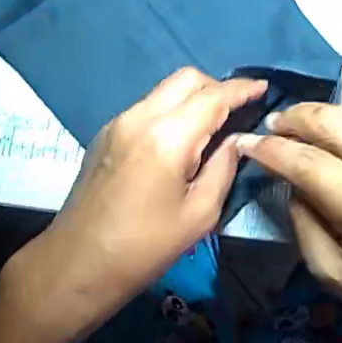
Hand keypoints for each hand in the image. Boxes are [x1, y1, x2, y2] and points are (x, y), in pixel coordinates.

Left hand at [0, 68, 265, 342]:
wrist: (77, 263)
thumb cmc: (144, 248)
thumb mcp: (199, 214)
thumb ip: (224, 168)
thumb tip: (237, 140)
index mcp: (166, 136)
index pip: (212, 96)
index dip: (242, 89)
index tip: (264, 88)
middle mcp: (138, 118)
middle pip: (185, 80)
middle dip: (216, 88)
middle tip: (238, 112)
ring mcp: (117, 124)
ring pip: (163, 92)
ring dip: (191, 100)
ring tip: (212, 129)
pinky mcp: (104, 136)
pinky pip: (146, 109)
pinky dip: (169, 113)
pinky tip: (179, 142)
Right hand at [238, 103, 341, 342]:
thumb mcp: (332, 272)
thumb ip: (303, 219)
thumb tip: (289, 174)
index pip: (309, 164)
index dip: (271, 149)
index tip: (245, 142)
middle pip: (336, 123)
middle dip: (296, 119)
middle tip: (273, 125)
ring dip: (326, 117)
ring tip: (304, 128)